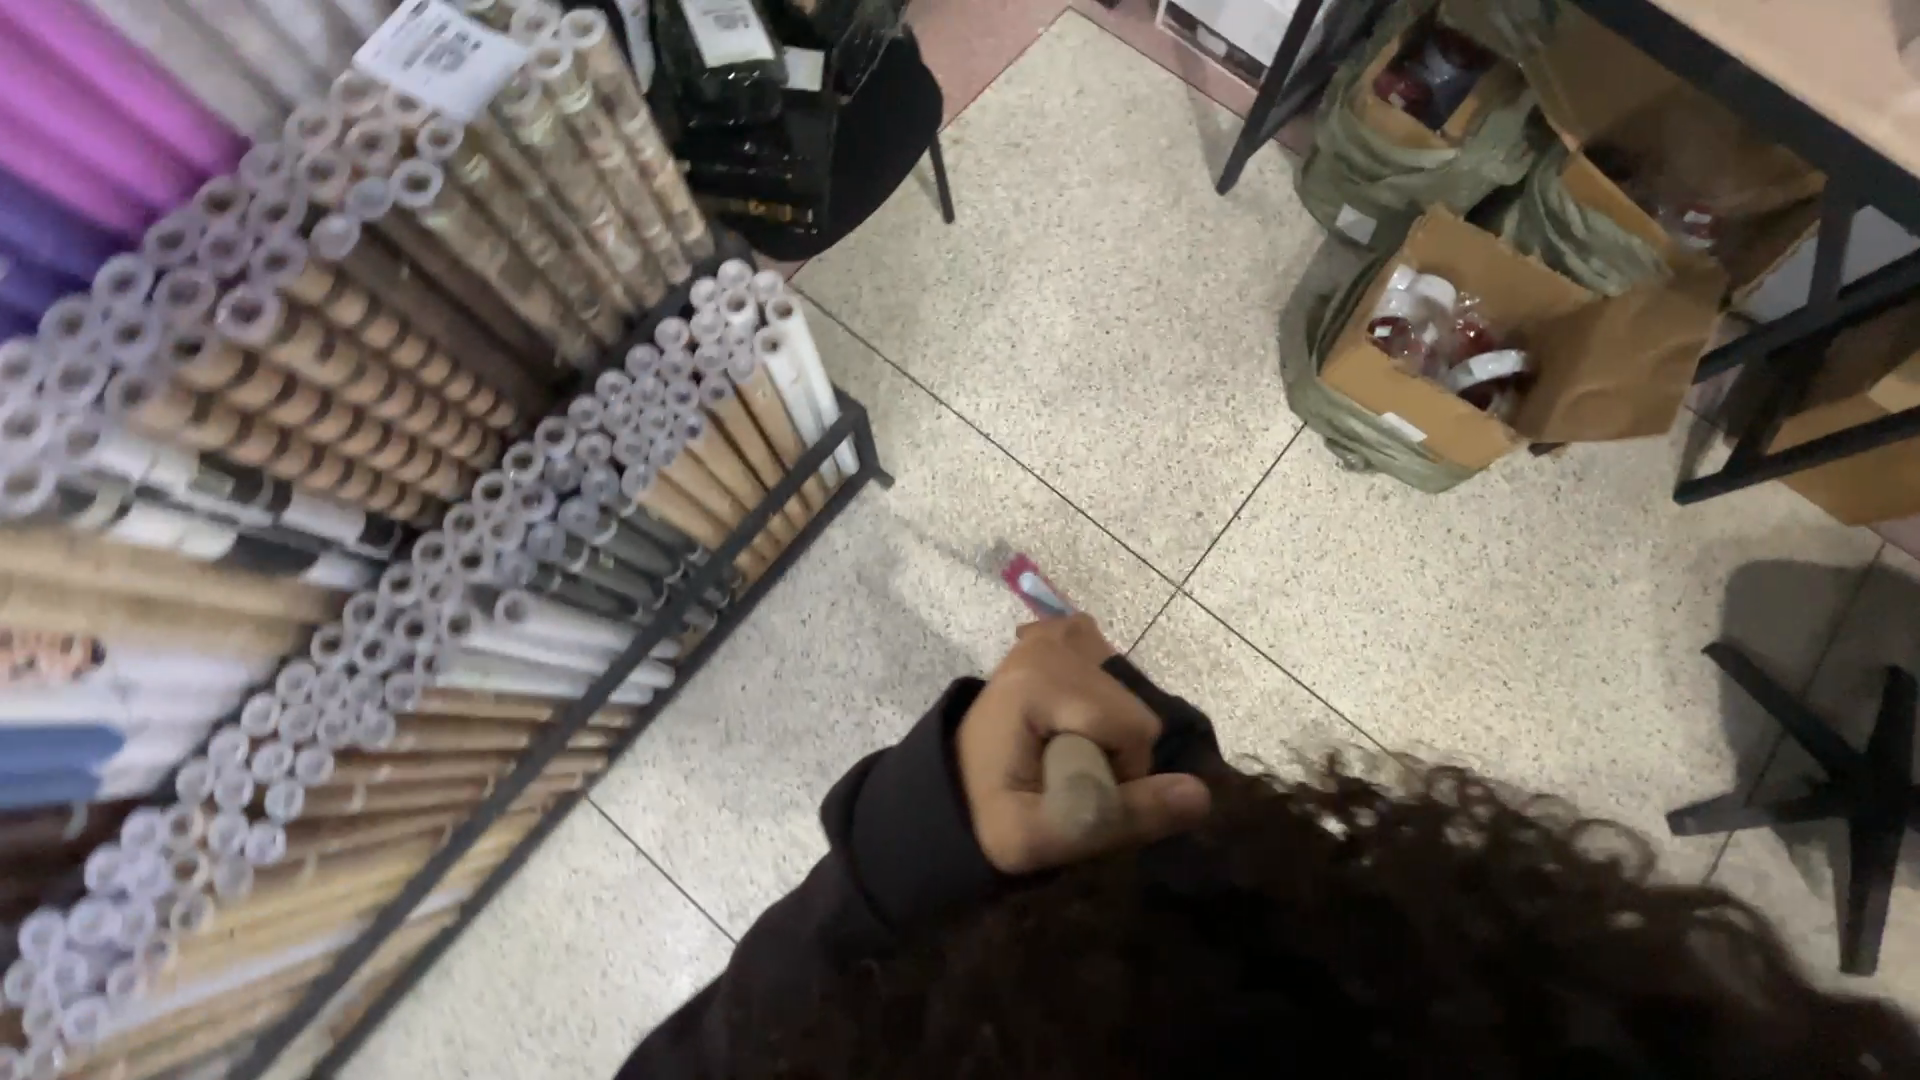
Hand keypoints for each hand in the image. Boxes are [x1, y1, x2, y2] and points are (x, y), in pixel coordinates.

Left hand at [956, 615, 1211, 873]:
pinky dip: (1099, 694)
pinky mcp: (1052, 640)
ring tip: (1061, 750)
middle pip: (1132, 707)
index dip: (1121, 774)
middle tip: (1067, 775)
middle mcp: (1045, 648)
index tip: (1074, 793)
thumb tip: (1201, 795)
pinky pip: (1104, 655)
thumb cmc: (990, 816)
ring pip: (1127, 693)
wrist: (952, 789)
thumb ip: (1119, 819)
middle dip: (1117, 752)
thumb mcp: (1043, 838)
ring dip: (1109, 731)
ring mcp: (1048, 639)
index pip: (1131, 727)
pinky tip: (1069, 716)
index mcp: (1037, 683)